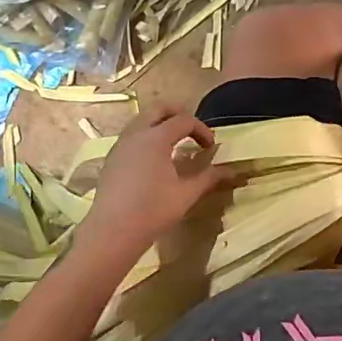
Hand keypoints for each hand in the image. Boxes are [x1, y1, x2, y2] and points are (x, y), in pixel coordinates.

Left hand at [79, 105, 234, 252]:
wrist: (113, 230)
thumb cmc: (153, 211)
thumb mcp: (186, 194)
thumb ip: (208, 178)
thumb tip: (230, 171)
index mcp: (155, 138)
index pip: (183, 120)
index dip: (201, 130)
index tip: (211, 147)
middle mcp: (135, 134)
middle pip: (157, 110)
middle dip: (178, 114)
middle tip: (192, 130)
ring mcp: (119, 146)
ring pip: (140, 121)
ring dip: (159, 124)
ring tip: (174, 143)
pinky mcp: (111, 159)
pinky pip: (130, 137)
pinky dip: (145, 137)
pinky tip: (153, 159)